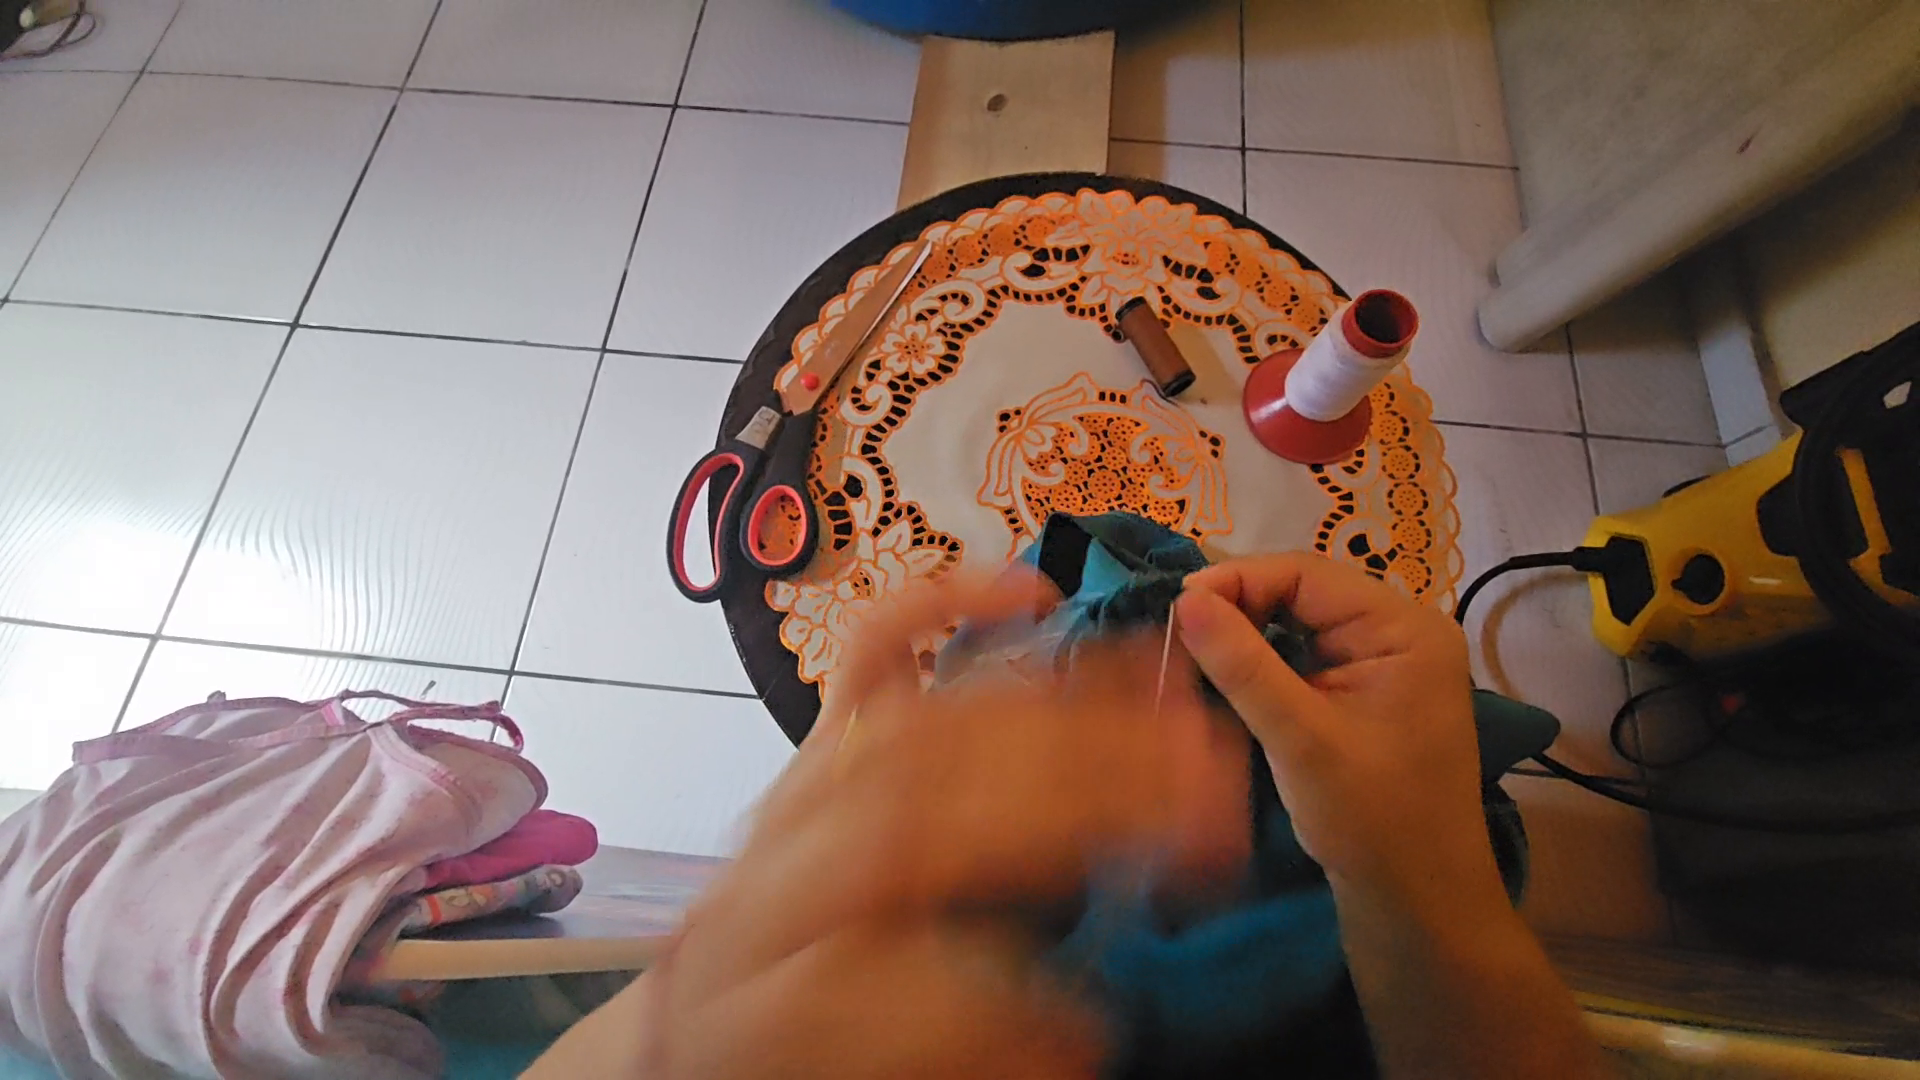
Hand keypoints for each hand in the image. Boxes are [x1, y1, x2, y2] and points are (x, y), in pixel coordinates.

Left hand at [536, 571, 1250, 1077]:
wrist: (704, 1002)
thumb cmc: (795, 1048)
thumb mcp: (859, 1079)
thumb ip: (959, 1052)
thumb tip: (1079, 1026)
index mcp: (759, 1006)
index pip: (857, 990)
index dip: (980, 1011)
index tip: (1088, 1028)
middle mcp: (773, 877)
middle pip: (913, 823)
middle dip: (1075, 801)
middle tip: (1202, 797)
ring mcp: (800, 786)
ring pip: (916, 730)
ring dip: (1059, 712)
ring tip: (1161, 700)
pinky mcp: (823, 735)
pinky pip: (870, 652)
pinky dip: (948, 605)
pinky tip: (1028, 595)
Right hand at [1174, 554, 1500, 910]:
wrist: (1414, 900)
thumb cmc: (1369, 819)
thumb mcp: (1299, 737)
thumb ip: (1241, 663)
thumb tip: (1183, 599)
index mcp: (1403, 630)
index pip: (1306, 574)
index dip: (1237, 579)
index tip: (1179, 606)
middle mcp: (1398, 631)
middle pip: (1302, 589)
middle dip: (1238, 603)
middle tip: (1181, 628)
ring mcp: (1380, 658)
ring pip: (1296, 616)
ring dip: (1244, 627)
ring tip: (1196, 644)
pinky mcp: (1360, 684)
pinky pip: (1300, 647)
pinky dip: (1260, 652)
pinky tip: (1227, 665)